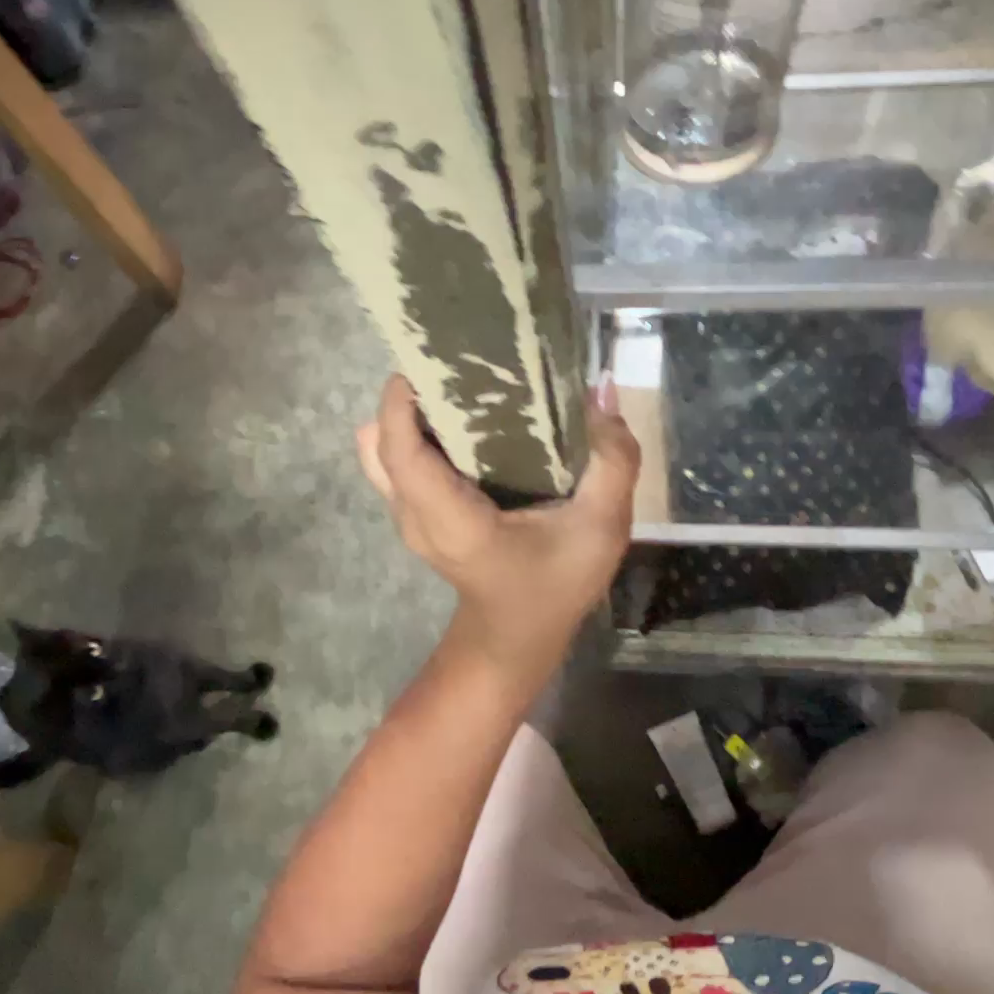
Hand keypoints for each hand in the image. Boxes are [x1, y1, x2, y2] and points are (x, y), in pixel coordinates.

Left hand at [356, 374, 640, 669]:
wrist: (518, 635)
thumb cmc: (557, 585)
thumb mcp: (601, 528)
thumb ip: (612, 461)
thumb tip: (601, 391)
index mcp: (452, 520)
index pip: (401, 452)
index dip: (403, 402)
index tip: (434, 358)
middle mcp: (414, 515)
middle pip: (381, 441)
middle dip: (413, 394)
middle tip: (462, 364)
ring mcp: (407, 516)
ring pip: (381, 449)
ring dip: (412, 412)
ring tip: (463, 389)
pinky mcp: (414, 513)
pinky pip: (396, 460)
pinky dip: (416, 432)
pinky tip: (464, 420)